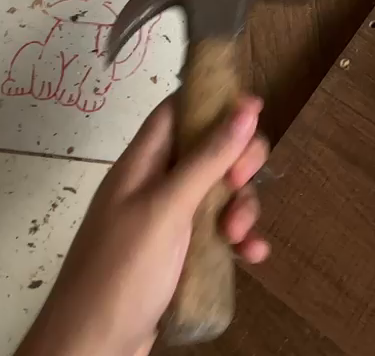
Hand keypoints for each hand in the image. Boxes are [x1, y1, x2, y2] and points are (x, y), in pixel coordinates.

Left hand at [16, 96, 269, 355]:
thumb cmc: (120, 274)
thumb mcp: (166, 210)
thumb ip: (207, 158)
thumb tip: (246, 106)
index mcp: (143, 164)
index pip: (178, 110)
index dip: (215, 100)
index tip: (254, 108)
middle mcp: (157, 186)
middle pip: (210, 149)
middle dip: (238, 161)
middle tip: (243, 179)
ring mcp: (169, 223)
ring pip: (221, 192)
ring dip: (241, 207)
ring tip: (240, 235)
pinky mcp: (181, 256)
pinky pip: (220, 233)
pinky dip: (239, 240)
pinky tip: (251, 255)